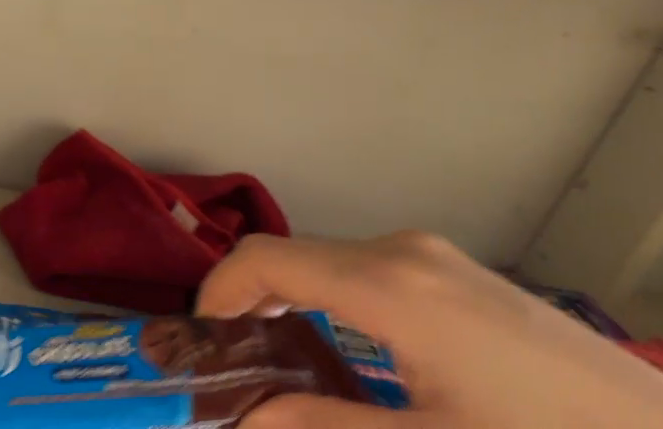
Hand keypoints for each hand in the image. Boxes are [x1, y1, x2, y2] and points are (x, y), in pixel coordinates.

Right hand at [198, 232, 662, 428]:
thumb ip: (326, 427)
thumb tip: (244, 420)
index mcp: (386, 284)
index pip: (265, 258)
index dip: (217, 291)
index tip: (200, 341)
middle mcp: (402, 251)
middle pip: (295, 258)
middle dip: (252, 303)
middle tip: (236, 363)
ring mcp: (436, 258)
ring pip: (331, 264)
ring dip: (295, 304)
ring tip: (288, 362)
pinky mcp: (462, 275)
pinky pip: (370, 273)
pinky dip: (335, 302)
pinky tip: (354, 354)